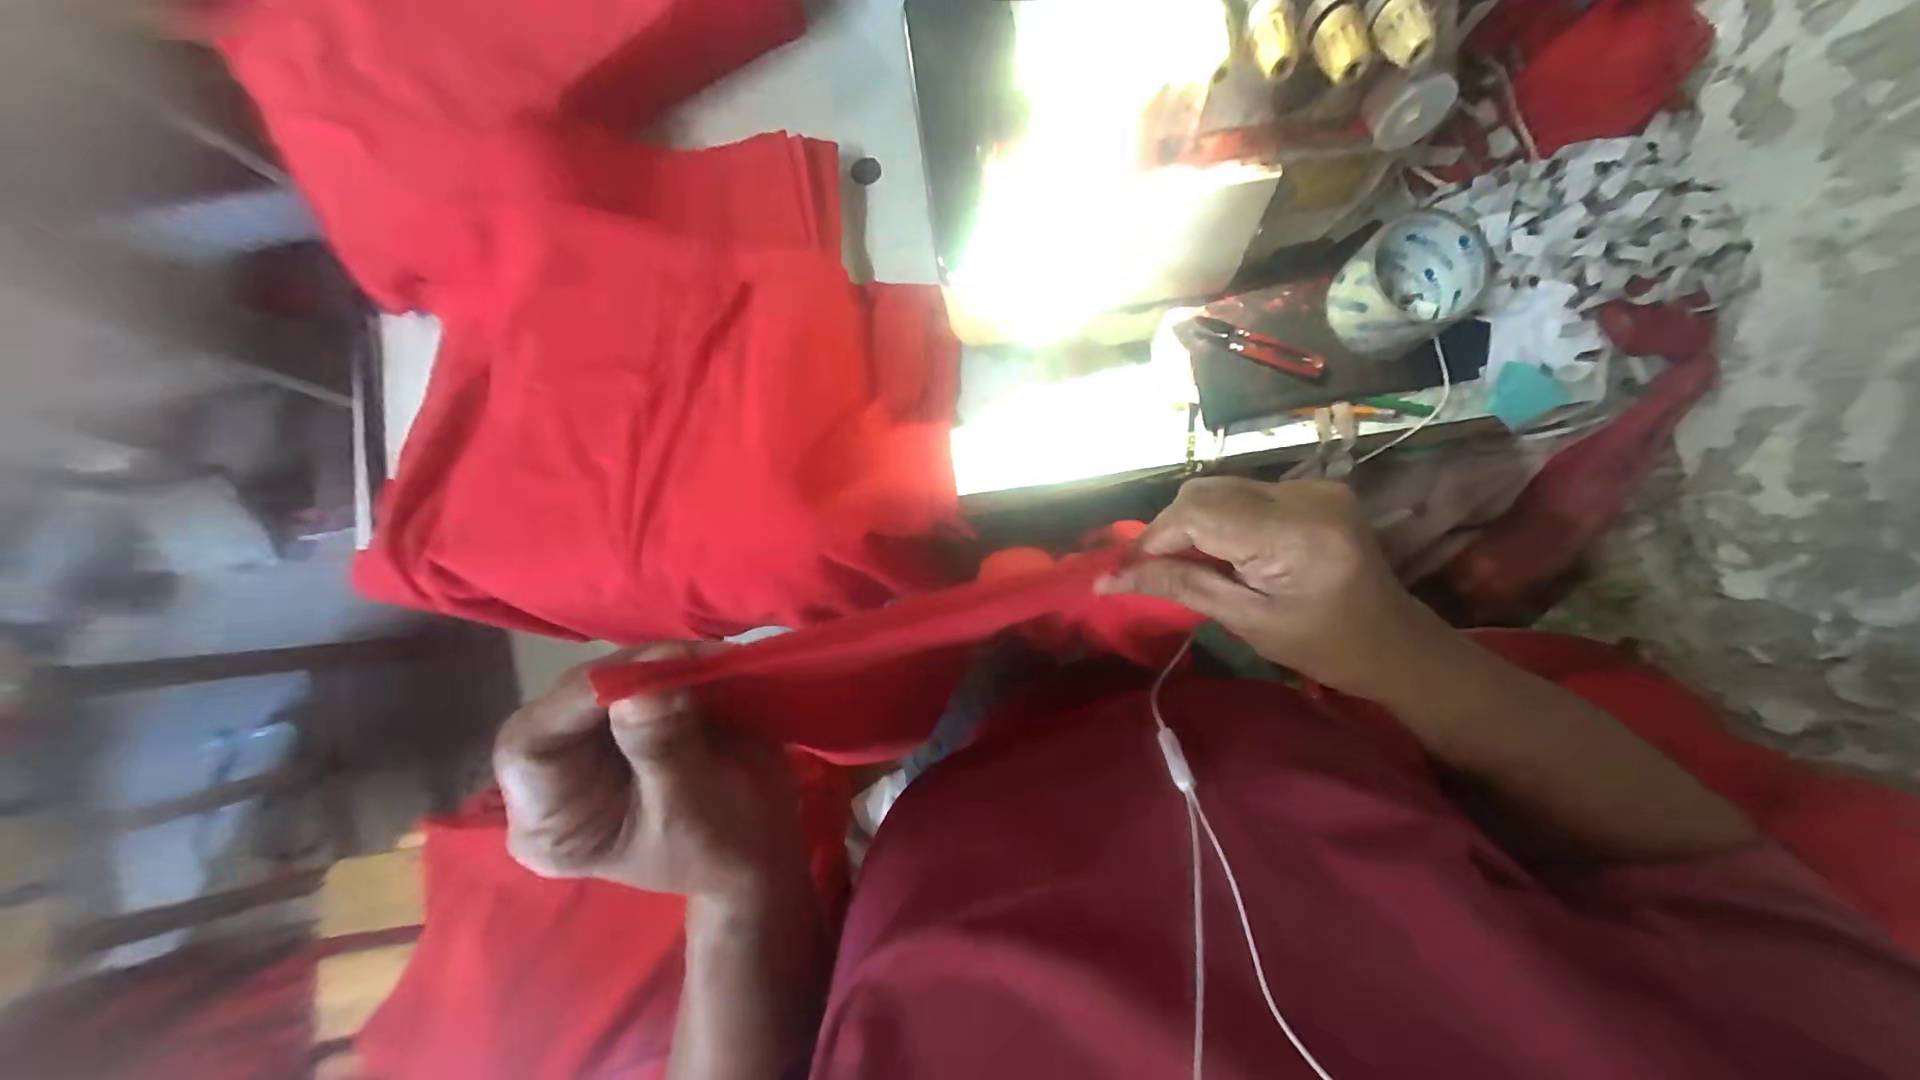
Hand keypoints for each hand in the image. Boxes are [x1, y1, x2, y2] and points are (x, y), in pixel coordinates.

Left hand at [492, 644, 809, 909]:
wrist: (759, 842)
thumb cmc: (719, 847)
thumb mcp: (689, 809)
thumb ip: (661, 749)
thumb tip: (641, 691)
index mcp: (552, 820)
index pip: (531, 747)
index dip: (577, 701)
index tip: (642, 678)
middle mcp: (558, 776)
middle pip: (563, 704)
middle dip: (622, 674)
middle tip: (684, 657)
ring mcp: (592, 743)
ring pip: (600, 681)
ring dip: (651, 662)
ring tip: (701, 654)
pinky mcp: (627, 719)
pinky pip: (635, 679)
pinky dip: (668, 664)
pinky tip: (701, 658)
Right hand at [1100, 477, 1452, 697]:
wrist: (1396, 642)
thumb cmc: (1323, 647)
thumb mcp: (1245, 621)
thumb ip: (1178, 586)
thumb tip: (1108, 580)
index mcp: (1296, 537)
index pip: (1199, 513)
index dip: (1154, 537)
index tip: (1127, 569)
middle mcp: (1305, 497)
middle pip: (1205, 492)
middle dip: (1169, 528)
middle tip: (1155, 568)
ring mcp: (1313, 487)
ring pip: (1219, 486)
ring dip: (1191, 521)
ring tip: (1186, 560)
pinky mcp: (1313, 488)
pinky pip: (1242, 491)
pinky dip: (1217, 516)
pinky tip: (1221, 547)